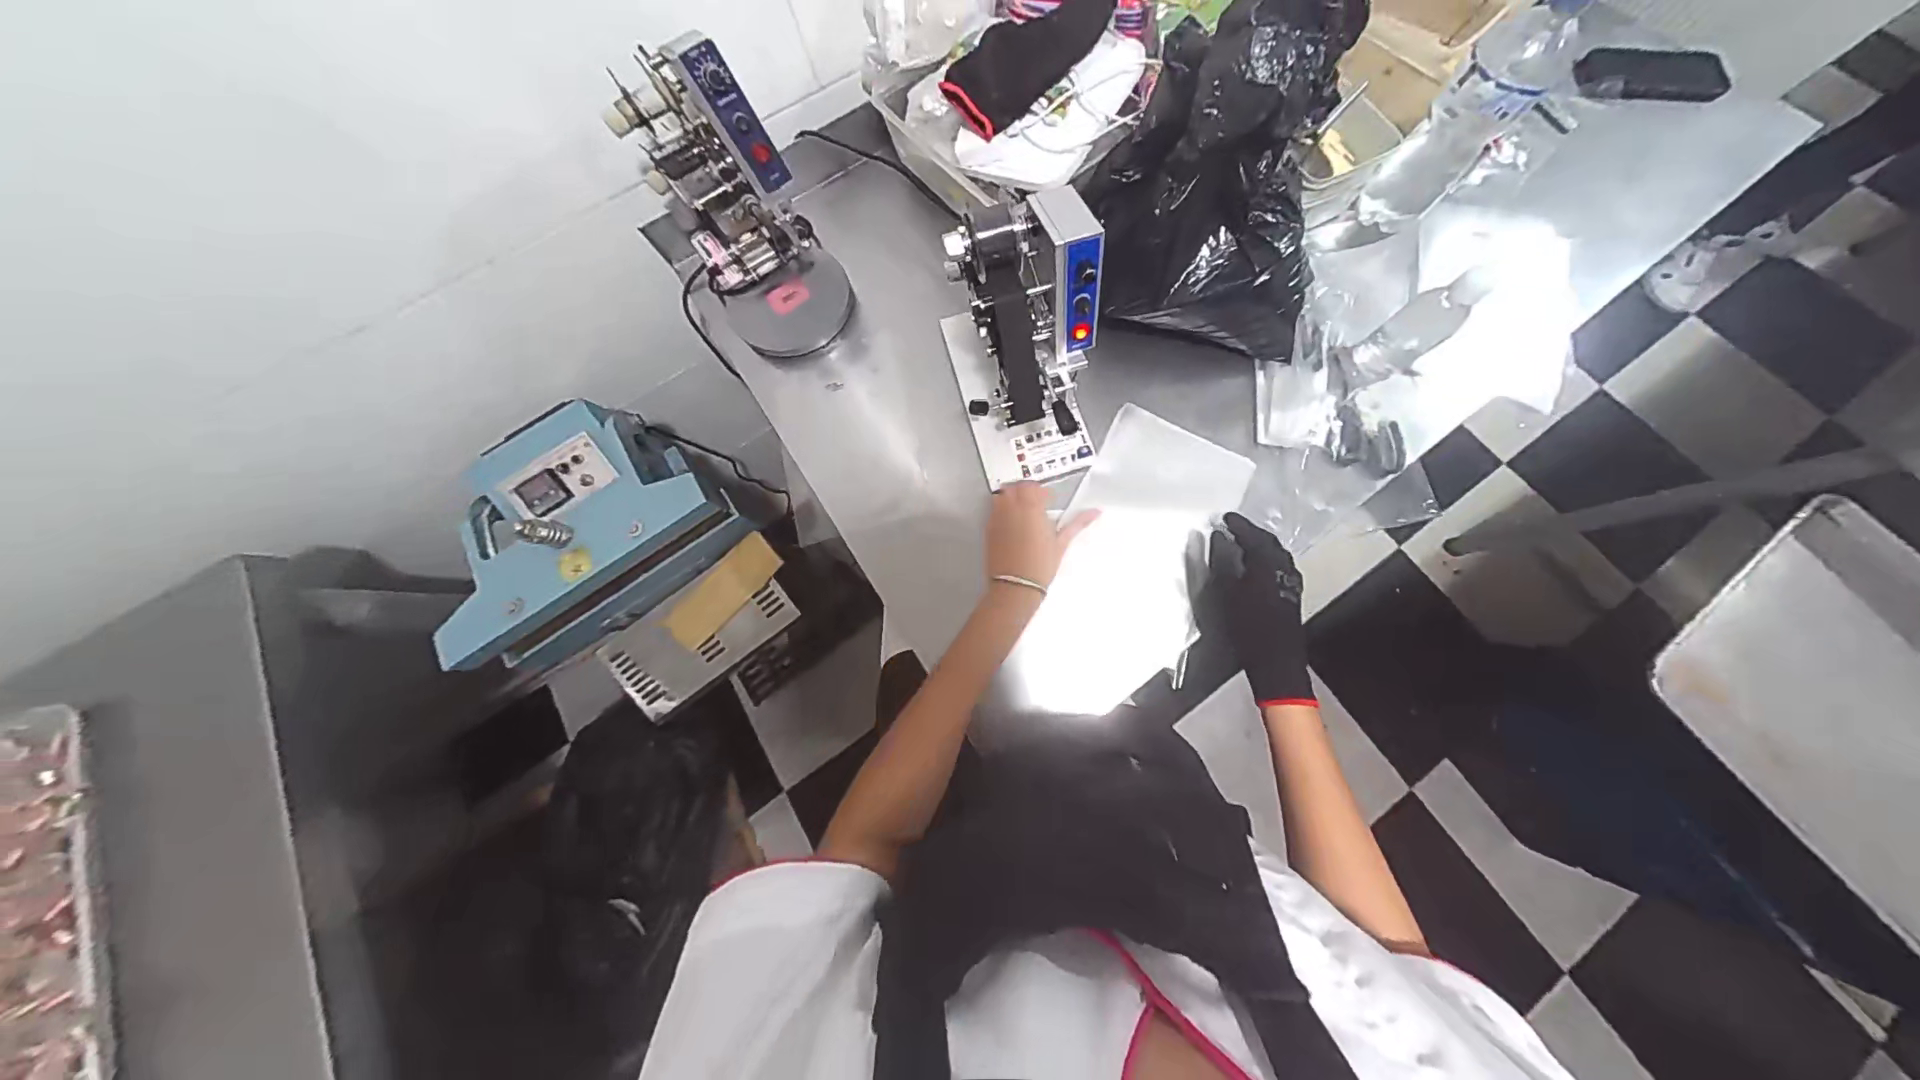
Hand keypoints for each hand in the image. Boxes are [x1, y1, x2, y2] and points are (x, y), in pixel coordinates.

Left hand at [984, 482, 1097, 590]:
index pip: (1034, 487)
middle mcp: (1011, 508)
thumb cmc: (1042, 565)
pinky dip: (1002, 510)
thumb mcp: (1061, 543)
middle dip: (1026, 491)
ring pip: (1002, 495)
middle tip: (1036, 503)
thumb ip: (1077, 523)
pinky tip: (1011, 524)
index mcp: (1031, 507)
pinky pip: (993, 510)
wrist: (1016, 586)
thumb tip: (1096, 511)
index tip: (1049, 501)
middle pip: (1016, 487)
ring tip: (1023, 511)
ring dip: (1012, 497)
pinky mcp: (988, 529)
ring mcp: (997, 518)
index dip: (1043, 492)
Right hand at [1204, 512, 1313, 706]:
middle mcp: (1283, 566)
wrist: (1274, 658)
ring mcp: (1290, 580)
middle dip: (1249, 533)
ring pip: (1274, 554)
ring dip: (1257, 547)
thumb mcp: (1223, 590)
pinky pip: (1277, 566)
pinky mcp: (1291, 593)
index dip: (1236, 524)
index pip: (1251, 534)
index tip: (1223, 518)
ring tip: (1239, 546)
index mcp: (1266, 560)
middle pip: (1267, 542)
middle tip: (1232, 529)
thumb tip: (1216, 537)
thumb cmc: (1245, 624)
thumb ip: (1219, 560)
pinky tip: (1252, 568)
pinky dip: (1263, 560)